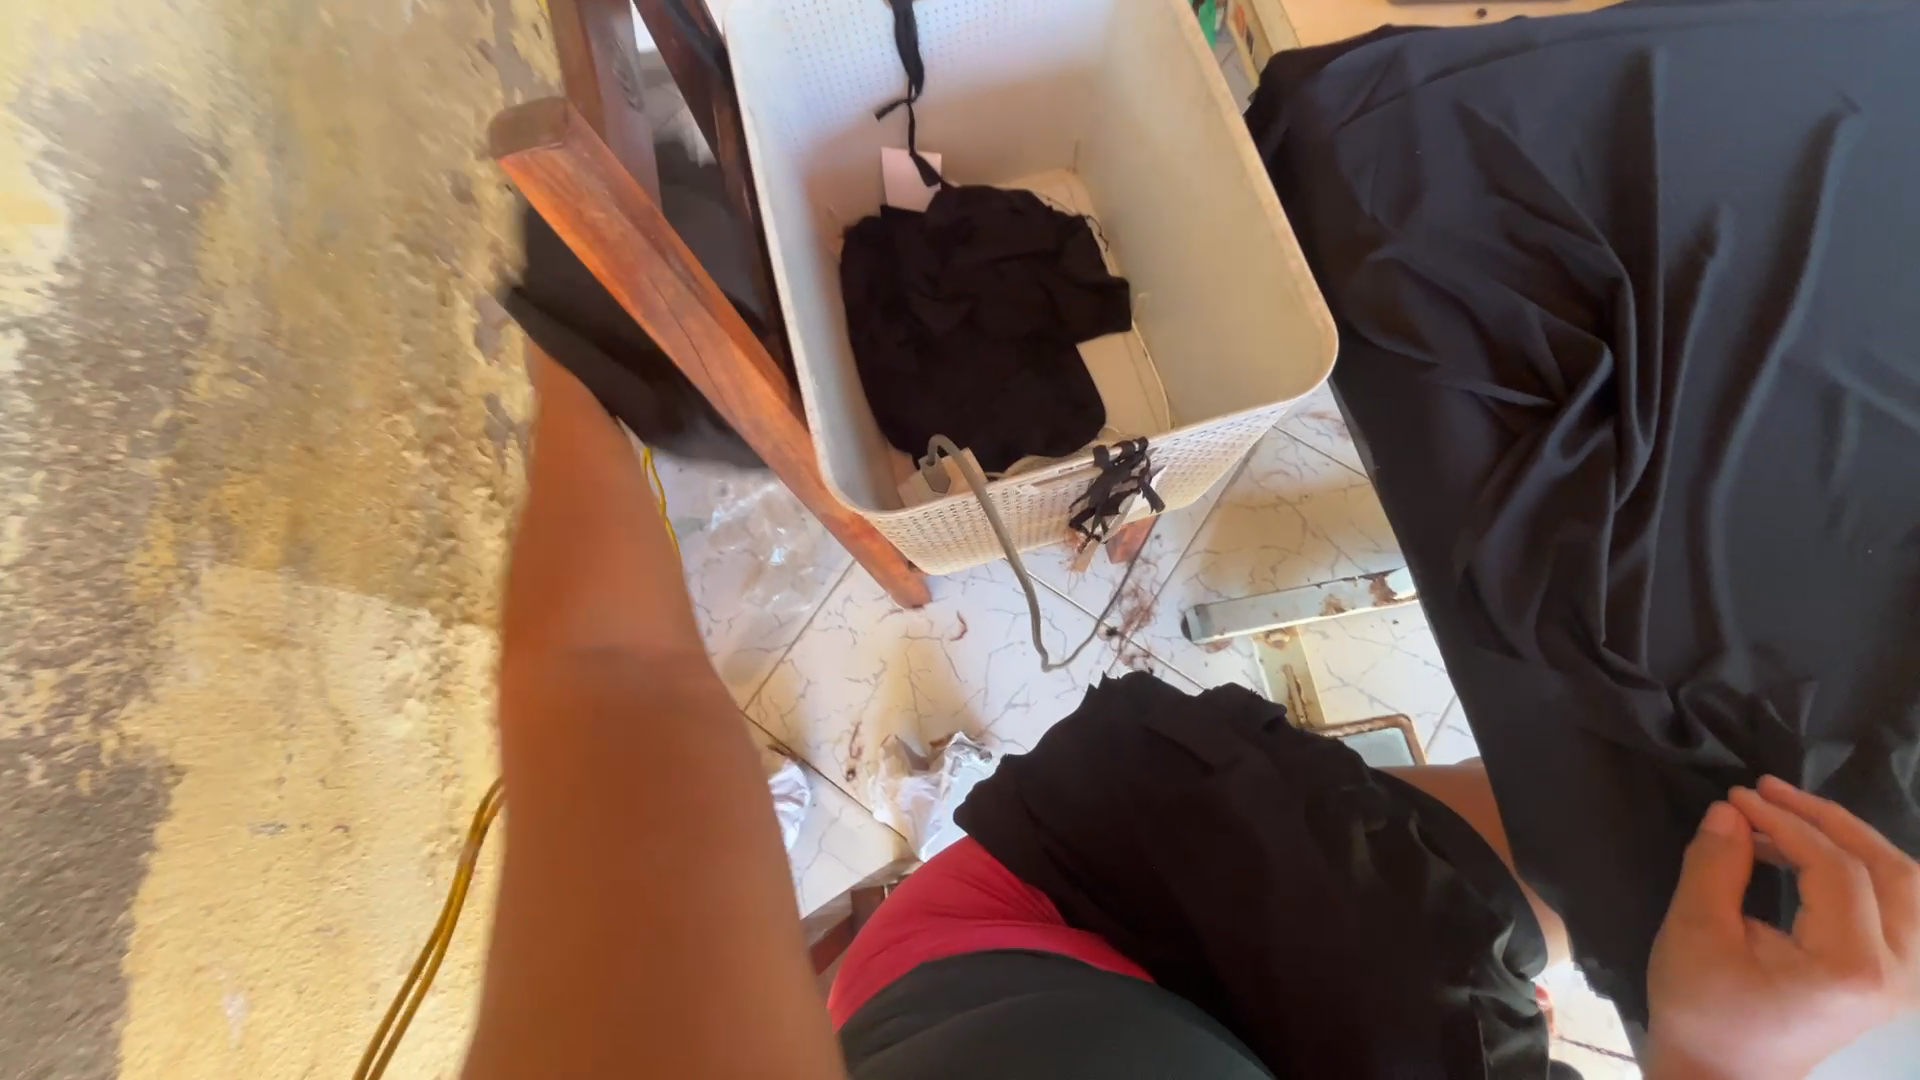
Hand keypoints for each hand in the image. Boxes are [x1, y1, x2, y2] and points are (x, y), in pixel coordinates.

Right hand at [1645, 777, 1919, 1079]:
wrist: (1725, 1068)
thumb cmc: (1703, 1001)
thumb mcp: (1694, 928)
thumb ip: (1715, 866)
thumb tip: (1729, 812)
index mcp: (1852, 964)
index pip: (1838, 870)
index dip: (1786, 822)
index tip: (1735, 796)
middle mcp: (1901, 973)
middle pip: (1896, 875)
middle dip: (1831, 822)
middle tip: (1769, 790)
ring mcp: (1905, 979)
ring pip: (1906, 889)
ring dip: (1849, 841)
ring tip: (1785, 814)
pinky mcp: (1891, 977)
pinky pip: (1896, 908)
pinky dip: (1855, 867)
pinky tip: (1802, 854)